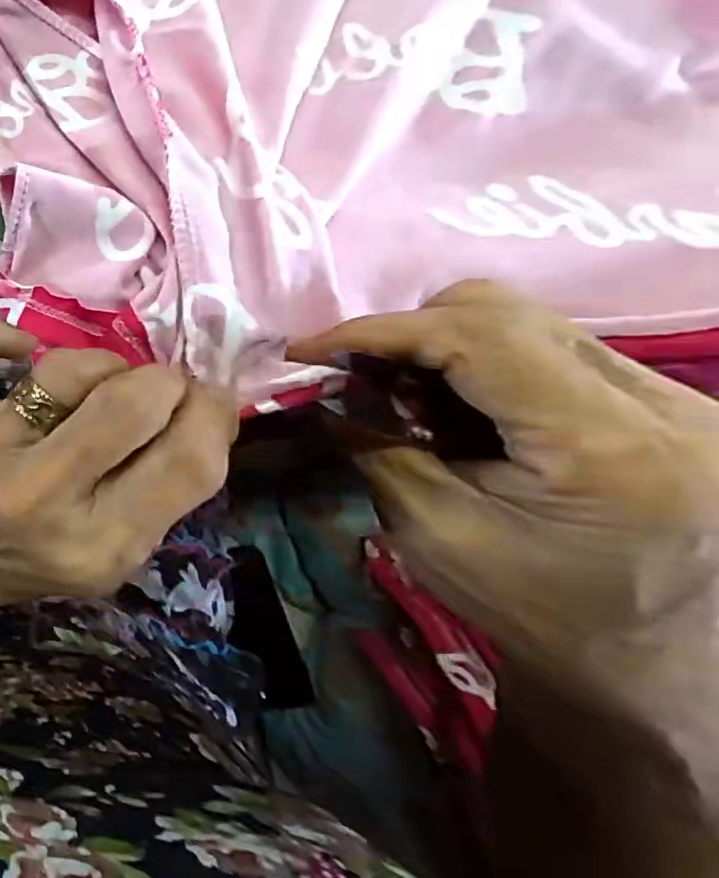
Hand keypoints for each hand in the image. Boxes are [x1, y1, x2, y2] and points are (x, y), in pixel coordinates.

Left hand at [0, 319, 237, 649]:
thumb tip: (208, 404)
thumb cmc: (36, 555)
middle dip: (163, 383)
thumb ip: (164, 490)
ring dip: (101, 363)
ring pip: (62, 371)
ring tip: (103, 381)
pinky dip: (0, 336)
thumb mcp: (115, 554)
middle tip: (160, 385)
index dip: (211, 416)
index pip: (186, 464)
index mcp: (96, 543)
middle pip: (127, 407)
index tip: (205, 399)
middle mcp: (36, 494)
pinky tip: (27, 350)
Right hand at [288, 280, 718, 704]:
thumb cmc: (532, 608)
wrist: (649, 663)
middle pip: (504, 312)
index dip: (375, 330)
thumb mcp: (431, 527)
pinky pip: (545, 350)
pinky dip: (475, 363)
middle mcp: (659, 405)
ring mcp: (672, 401)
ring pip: (524, 322)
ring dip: (437, 345)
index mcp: (605, 443)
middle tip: (349, 371)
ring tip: (397, 394)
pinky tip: (450, 407)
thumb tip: (324, 390)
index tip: (303, 350)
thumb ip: (376, 447)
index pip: (476, 336)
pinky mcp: (661, 408)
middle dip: (404, 331)